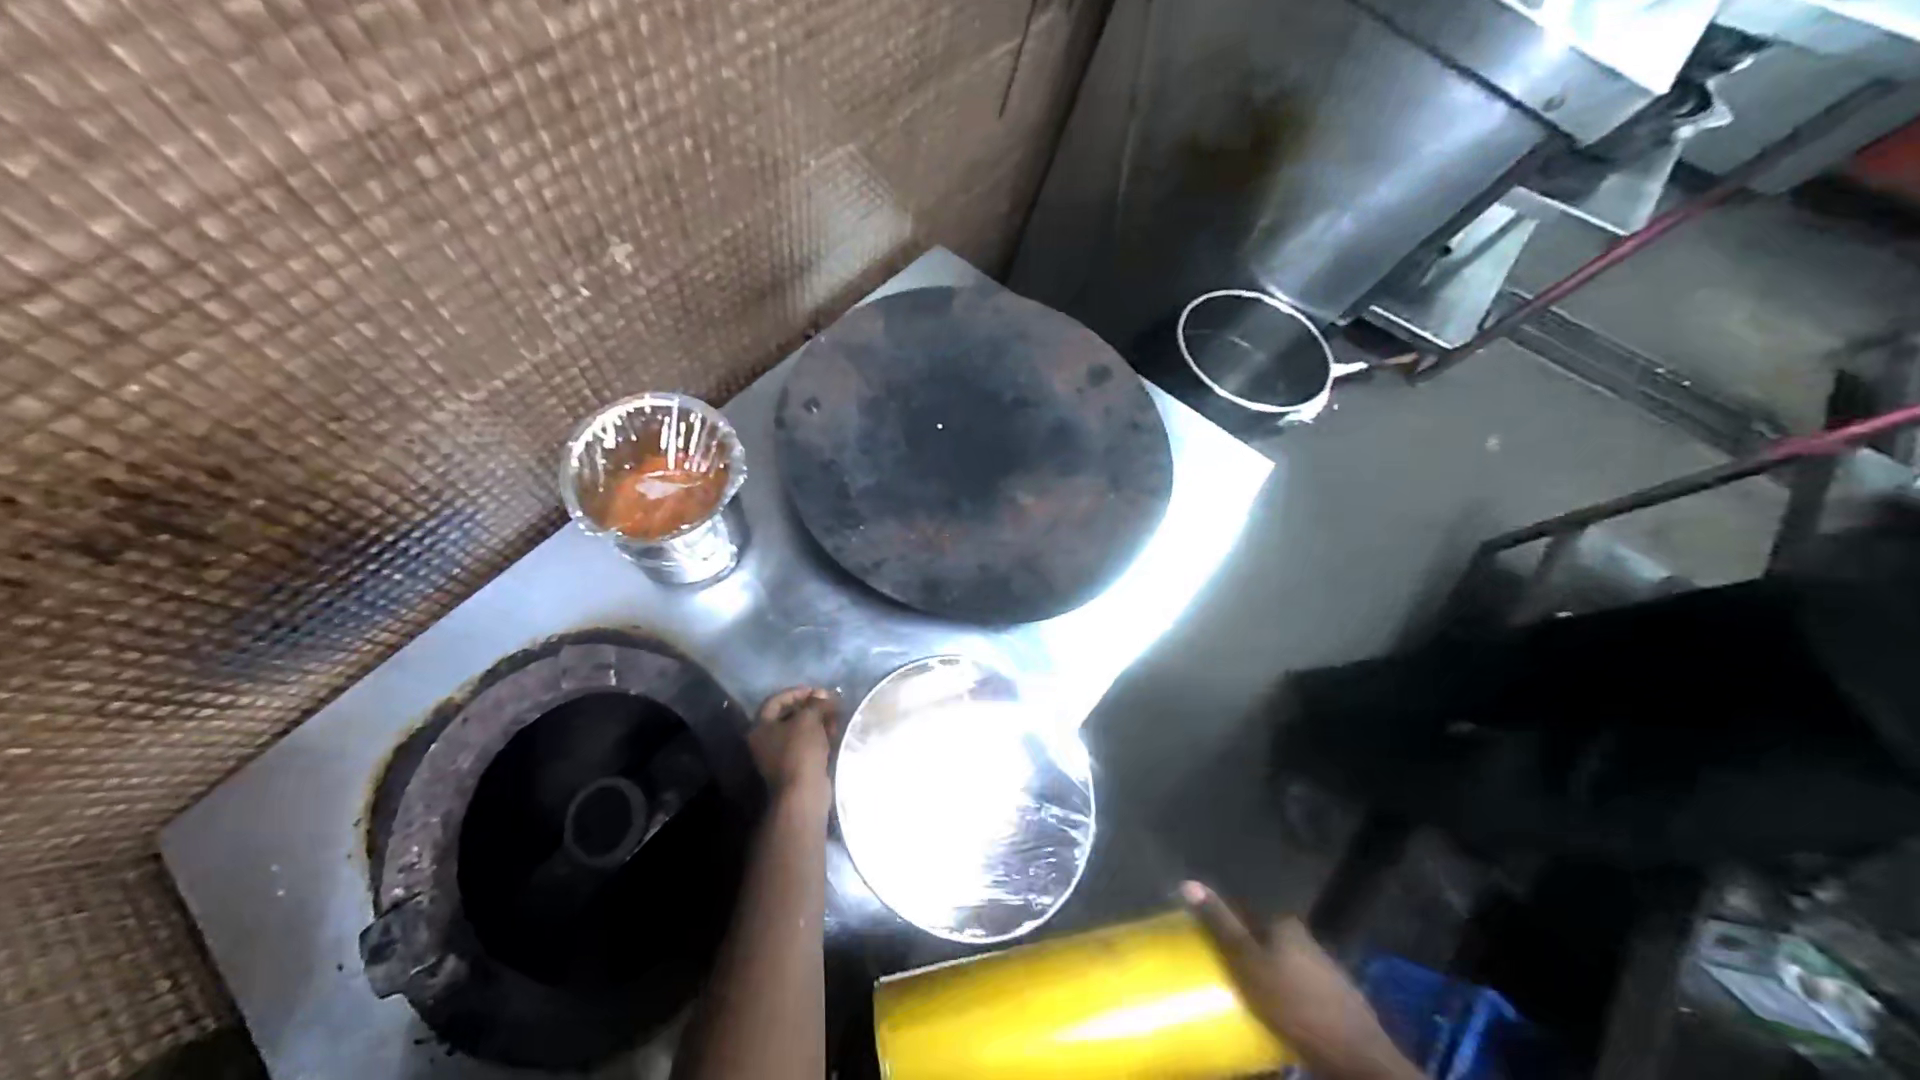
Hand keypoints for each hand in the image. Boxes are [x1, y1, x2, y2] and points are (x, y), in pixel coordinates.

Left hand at [749, 687, 837, 803]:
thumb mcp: (808, 719)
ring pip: (800, 731)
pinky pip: (807, 745)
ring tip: (836, 716)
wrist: (803, 791)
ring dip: (818, 721)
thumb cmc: (800, 750)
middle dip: (811, 707)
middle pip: (789, 716)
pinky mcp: (795, 767)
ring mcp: (780, 756)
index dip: (796, 692)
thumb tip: (822, 694)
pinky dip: (819, 736)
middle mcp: (766, 741)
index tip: (817, 691)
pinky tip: (834, 732)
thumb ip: (816, 703)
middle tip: (829, 702)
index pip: (776, 701)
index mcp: (761, 727)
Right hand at [1181, 881, 1422, 1079]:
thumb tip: (1188, 882)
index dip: (1225, 926)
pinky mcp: (1336, 998)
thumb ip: (1220, 924)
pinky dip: (1285, 995)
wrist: (1354, 1055)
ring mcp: (1325, 968)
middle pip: (1265, 939)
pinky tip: (1277, 1011)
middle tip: (1222, 973)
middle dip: (1246, 951)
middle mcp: (1306, 938)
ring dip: (1266, 975)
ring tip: (1245, 995)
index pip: (1246, 913)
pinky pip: (1299, 988)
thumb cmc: (1293, 1003)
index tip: (1207, 945)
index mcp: (1284, 924)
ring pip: (1284, 964)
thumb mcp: (1247, 962)